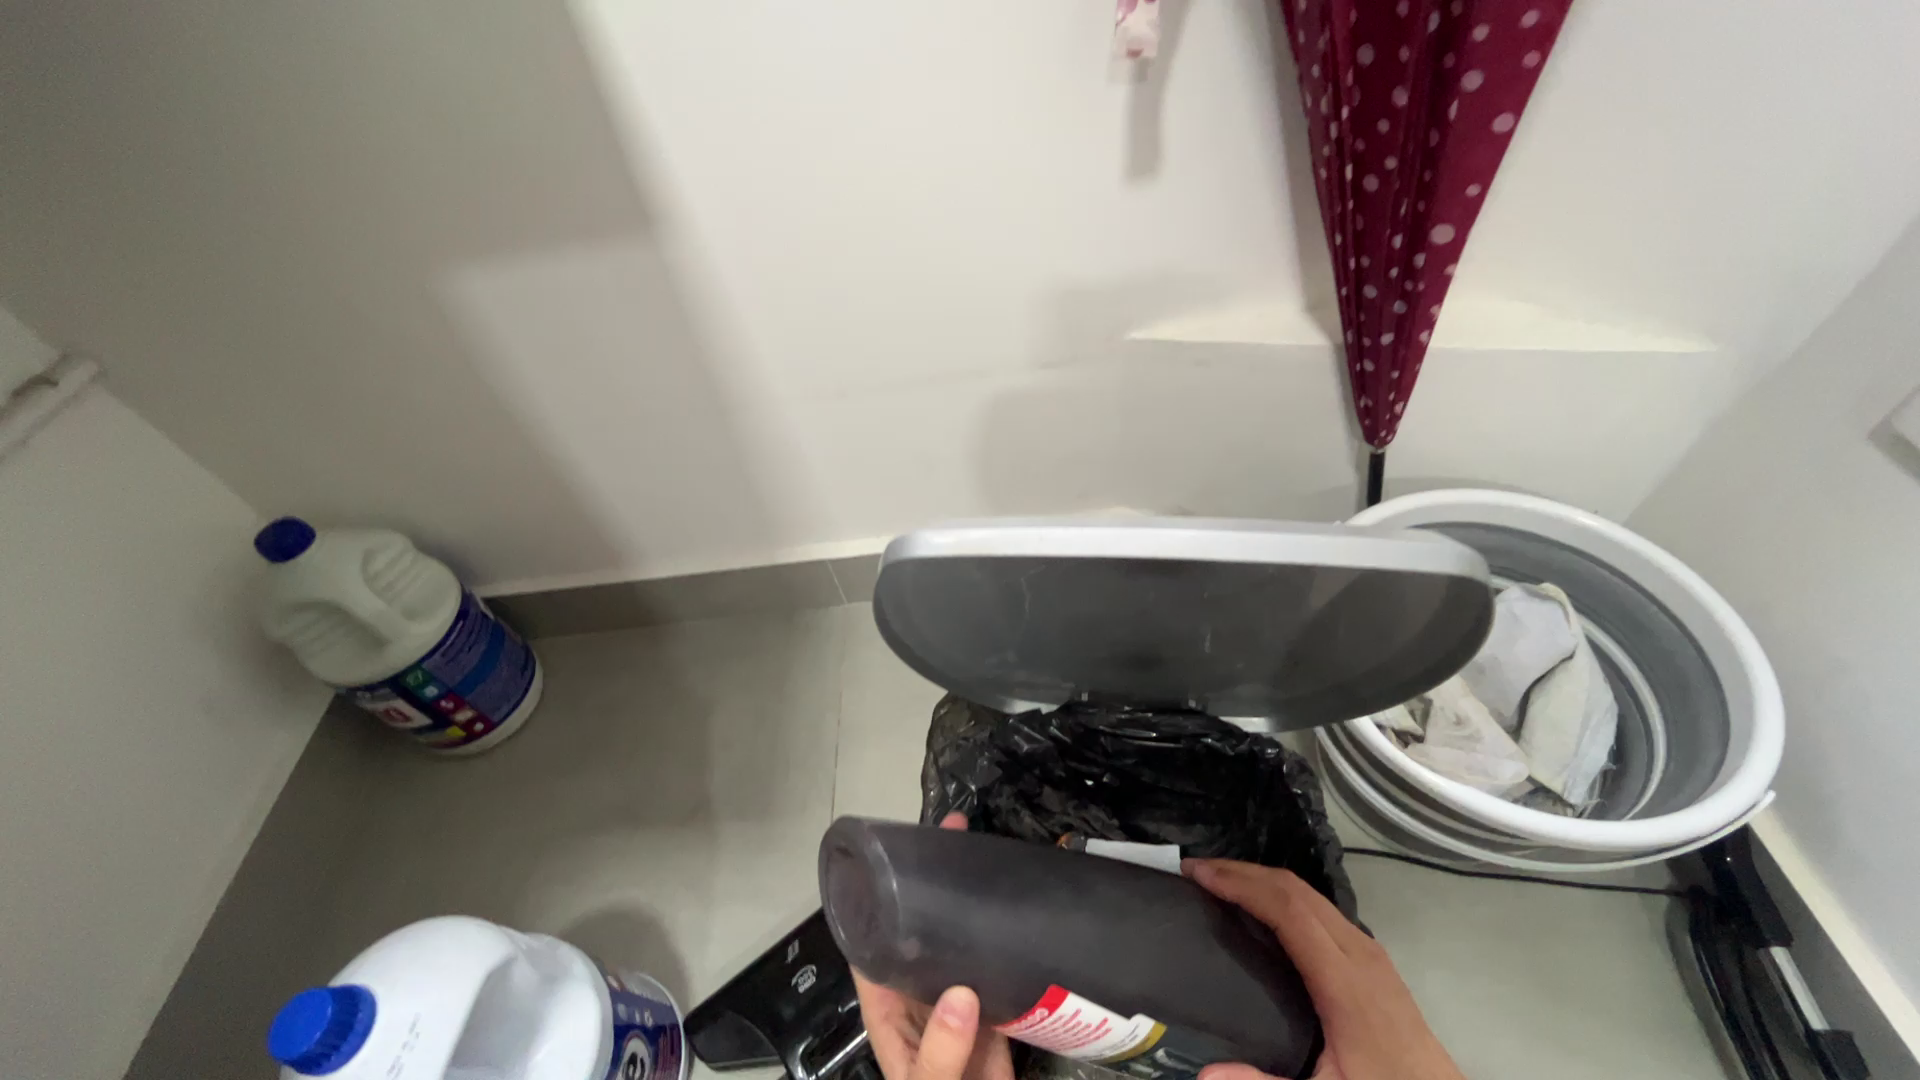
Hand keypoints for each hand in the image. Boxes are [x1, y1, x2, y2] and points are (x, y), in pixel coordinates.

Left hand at [852, 813, 1014, 1079]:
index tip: (904, 847)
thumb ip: (938, 1054)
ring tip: (988, 852)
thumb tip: (959, 991)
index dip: (881, 891)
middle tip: (958, 832)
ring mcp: (956, 1000)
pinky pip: (993, 964)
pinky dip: (1003, 933)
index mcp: (888, 1006)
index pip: (872, 938)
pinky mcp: (993, 1010)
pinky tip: (1020, 903)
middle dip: (933, 882)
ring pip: (957, 940)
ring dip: (969, 901)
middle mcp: (919, 993)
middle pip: (919, 928)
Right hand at [1183, 860, 1464, 1079]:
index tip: (1198, 875)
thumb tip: (1204, 1073)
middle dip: (1242, 871)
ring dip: (1261, 880)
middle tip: (1195, 873)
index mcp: (1345, 981)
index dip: (1241, 884)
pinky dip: (1280, 896)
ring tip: (1218, 884)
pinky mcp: (1371, 959)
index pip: (1288, 908)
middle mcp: (1359, 953)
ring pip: (1308, 894)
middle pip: (1295, 889)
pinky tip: (1259, 910)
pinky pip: (1318, 909)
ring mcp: (1369, 952)